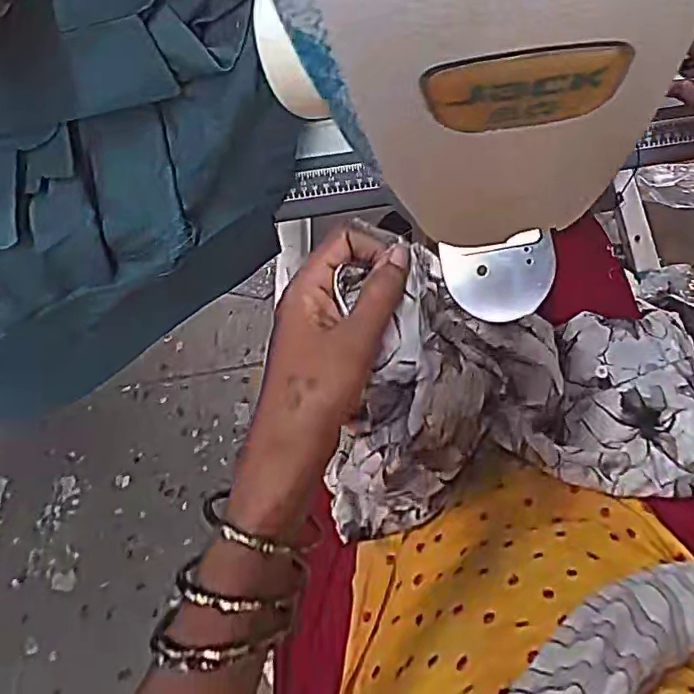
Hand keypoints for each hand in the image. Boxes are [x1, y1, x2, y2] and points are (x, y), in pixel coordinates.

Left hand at [227, 222, 408, 536]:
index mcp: (304, 290)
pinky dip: (376, 333)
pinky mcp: (326, 351)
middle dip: (382, 279)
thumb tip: (398, 257)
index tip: (400, 264)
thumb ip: (381, 292)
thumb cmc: (307, 402)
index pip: (342, 239)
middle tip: (403, 298)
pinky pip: (357, 326)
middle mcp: (307, 304)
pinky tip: (383, 351)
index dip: (374, 245)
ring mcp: (316, 327)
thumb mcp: (356, 339)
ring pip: (358, 299)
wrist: (290, 454)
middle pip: (352, 266)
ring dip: (381, 309)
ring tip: (392, 329)